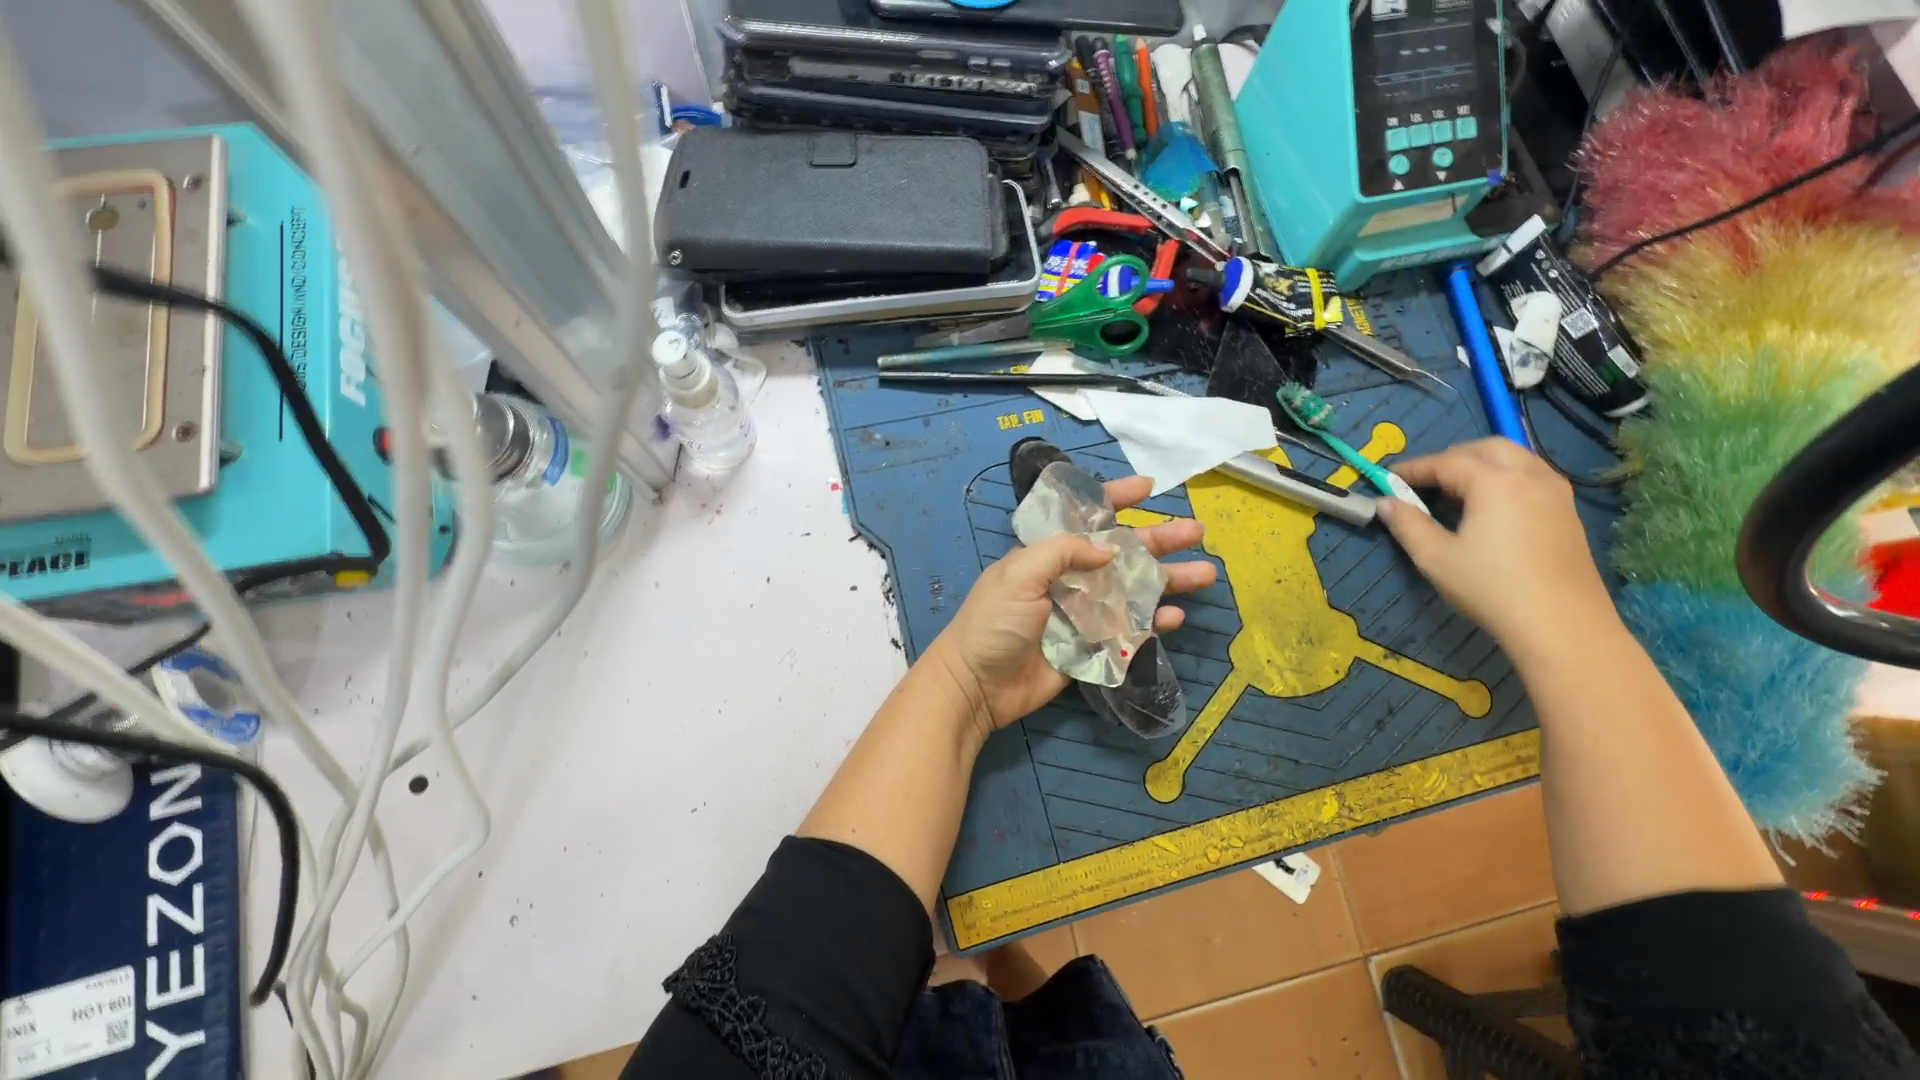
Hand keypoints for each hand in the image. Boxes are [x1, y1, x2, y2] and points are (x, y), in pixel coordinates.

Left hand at [924, 476, 1217, 740]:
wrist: (977, 685)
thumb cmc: (992, 623)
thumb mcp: (1019, 574)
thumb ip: (1063, 552)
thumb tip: (1107, 548)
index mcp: (1048, 555)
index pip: (1087, 520)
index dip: (1116, 500)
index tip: (1149, 487)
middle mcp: (1069, 580)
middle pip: (1122, 555)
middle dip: (1159, 541)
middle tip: (1197, 532)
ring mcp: (1083, 614)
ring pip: (1133, 591)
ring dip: (1167, 582)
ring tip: (1204, 573)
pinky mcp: (1091, 648)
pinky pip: (1129, 631)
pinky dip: (1154, 623)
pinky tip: (1176, 616)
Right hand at [1379, 439, 1615, 651]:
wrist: (1561, 623)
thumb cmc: (1491, 587)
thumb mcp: (1435, 558)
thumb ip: (1407, 524)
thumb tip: (1385, 503)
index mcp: (1494, 482)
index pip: (1446, 462)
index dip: (1414, 468)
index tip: (1389, 477)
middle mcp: (1530, 476)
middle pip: (1487, 448)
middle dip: (1453, 456)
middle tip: (1427, 479)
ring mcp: (1556, 492)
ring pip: (1516, 458)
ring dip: (1483, 463)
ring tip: (1458, 490)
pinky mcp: (1568, 512)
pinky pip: (1533, 477)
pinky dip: (1507, 477)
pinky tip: (1493, 506)